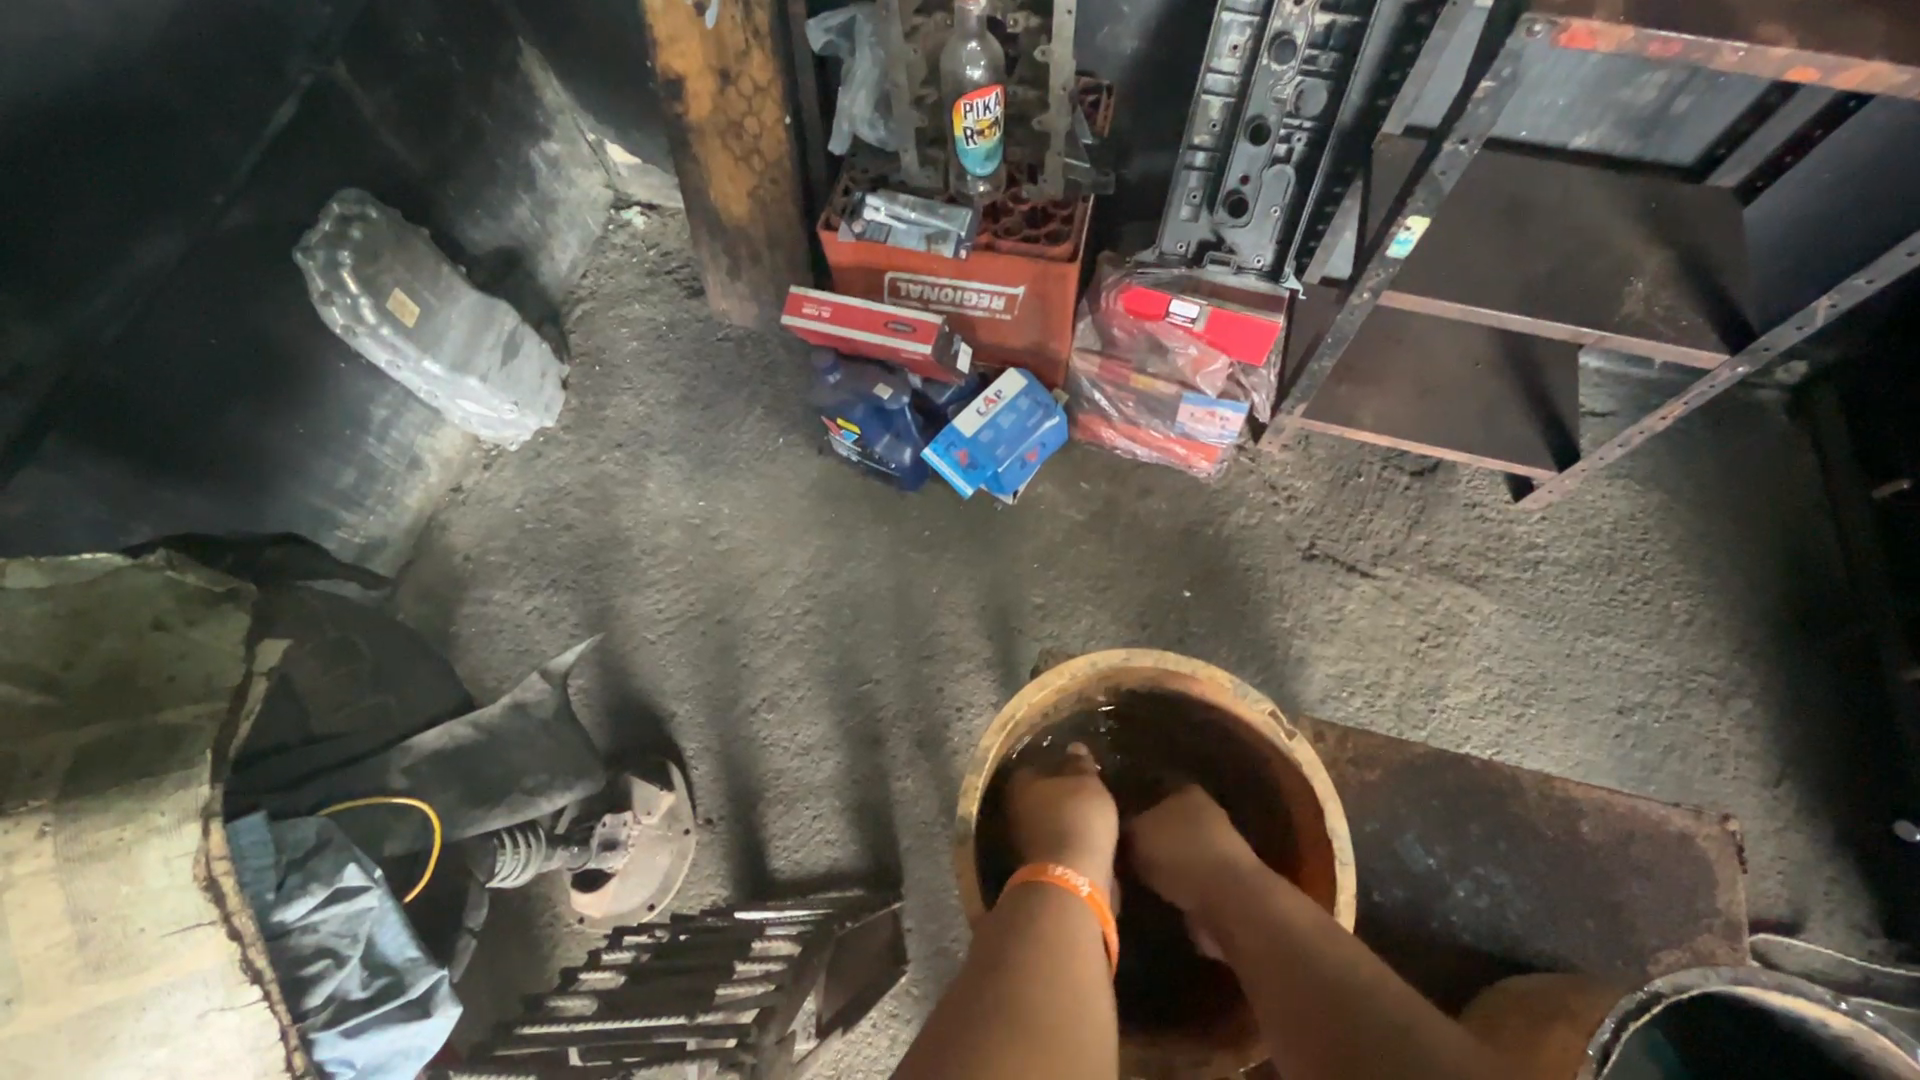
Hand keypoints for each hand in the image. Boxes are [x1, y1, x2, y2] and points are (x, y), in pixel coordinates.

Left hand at [1006, 743, 1118, 896]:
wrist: (1075, 878)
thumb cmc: (1077, 817)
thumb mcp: (1086, 782)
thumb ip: (1079, 763)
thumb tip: (1073, 746)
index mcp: (1020, 785)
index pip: (1033, 767)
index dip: (1055, 764)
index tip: (1076, 766)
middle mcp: (1015, 811)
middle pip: (1039, 795)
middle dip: (1059, 793)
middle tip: (1087, 789)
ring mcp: (1026, 841)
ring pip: (1048, 821)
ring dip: (1066, 818)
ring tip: (1094, 813)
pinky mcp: (1042, 865)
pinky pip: (1059, 842)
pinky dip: (1072, 839)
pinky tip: (1092, 836)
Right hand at [1125, 785, 1263, 915]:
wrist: (1229, 901)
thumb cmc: (1179, 854)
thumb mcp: (1135, 833)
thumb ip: (1122, 827)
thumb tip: (1113, 829)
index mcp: (1185, 790)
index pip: (1150, 788)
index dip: (1129, 804)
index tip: (1109, 822)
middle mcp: (1204, 813)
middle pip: (1164, 820)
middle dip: (1144, 836)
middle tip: (1117, 852)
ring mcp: (1217, 848)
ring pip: (1176, 851)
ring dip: (1159, 864)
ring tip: (1131, 878)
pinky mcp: (1222, 881)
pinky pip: (1186, 878)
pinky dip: (1173, 886)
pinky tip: (1152, 895)